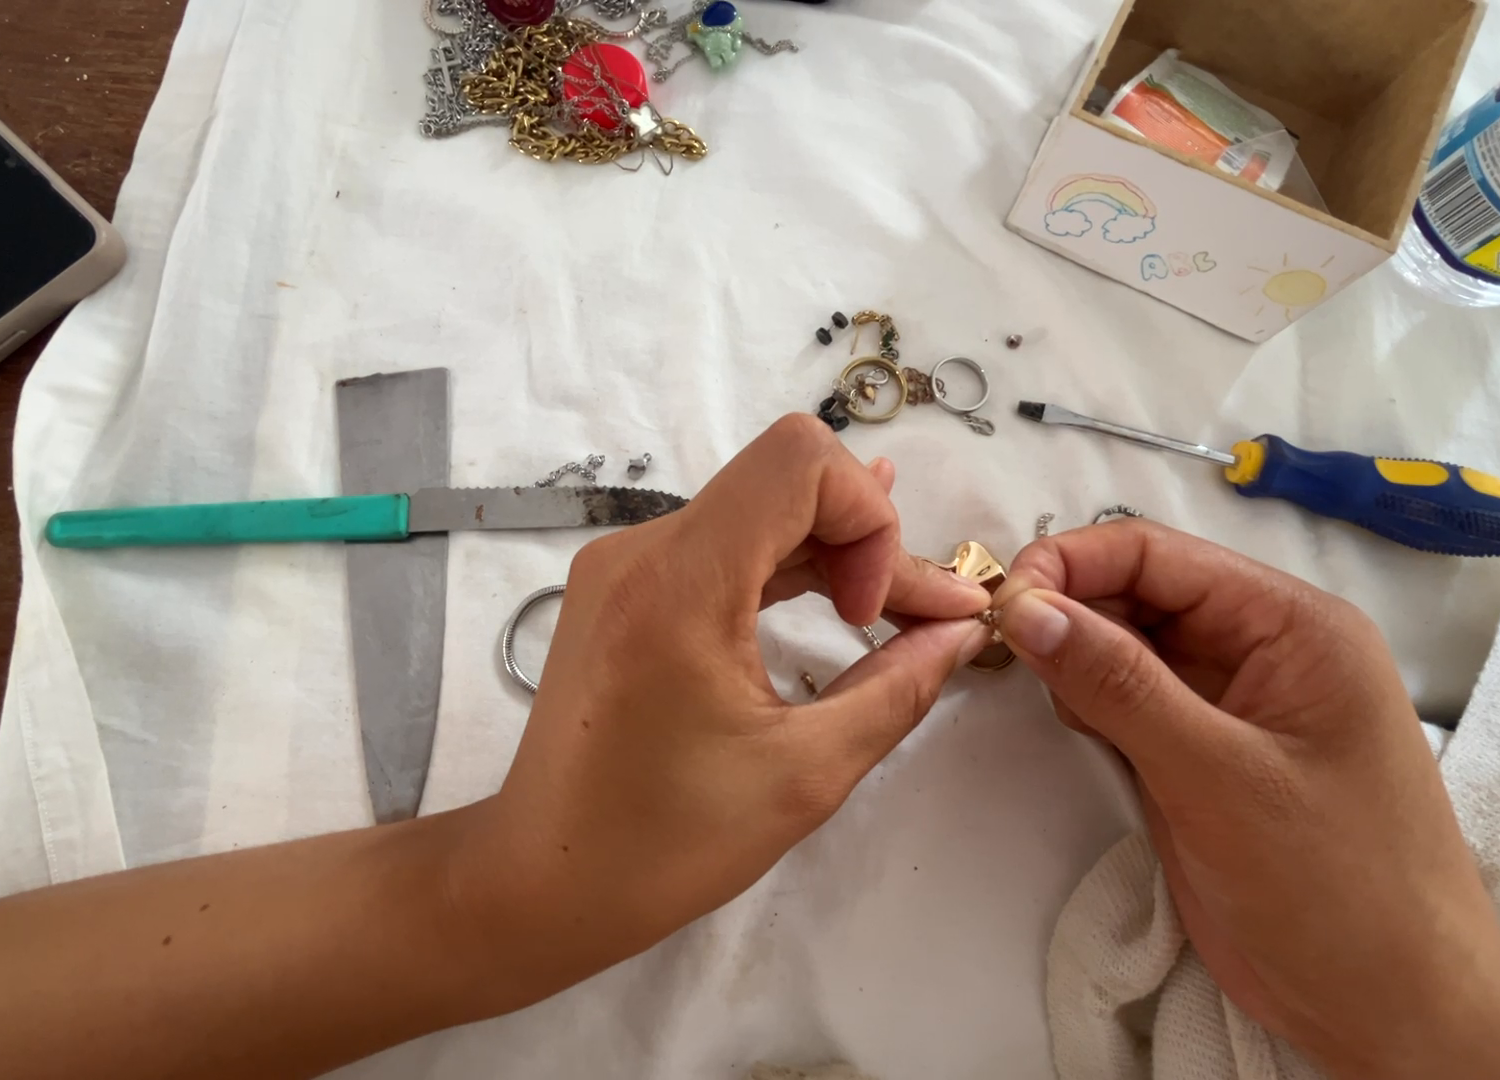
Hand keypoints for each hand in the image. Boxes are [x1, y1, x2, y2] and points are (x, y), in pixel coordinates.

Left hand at [454, 414, 992, 1012]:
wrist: (538, 878)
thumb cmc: (662, 844)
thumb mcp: (803, 775)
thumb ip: (898, 689)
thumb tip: (961, 632)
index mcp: (679, 584)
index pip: (798, 460)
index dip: (867, 517)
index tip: (870, 613)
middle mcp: (642, 549)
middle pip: (785, 482)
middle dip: (867, 539)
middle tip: (921, 617)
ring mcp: (625, 562)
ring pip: (758, 511)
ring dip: (832, 553)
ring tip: (892, 609)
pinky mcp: (624, 585)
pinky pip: (723, 545)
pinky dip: (786, 566)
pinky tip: (835, 586)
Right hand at [989, 520, 1499, 1076]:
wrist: (1388, 1014)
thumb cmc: (1333, 890)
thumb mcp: (1218, 776)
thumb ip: (1116, 683)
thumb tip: (1024, 607)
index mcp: (1286, 624)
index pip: (1153, 554)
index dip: (1069, 563)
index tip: (1002, 603)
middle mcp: (1252, 643)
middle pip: (1130, 589)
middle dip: (1062, 608)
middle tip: (1004, 647)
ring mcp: (1219, 694)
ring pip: (1116, 638)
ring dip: (1069, 653)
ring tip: (1056, 698)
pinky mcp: (1190, 740)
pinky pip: (1117, 689)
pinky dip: (1082, 695)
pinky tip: (1082, 726)